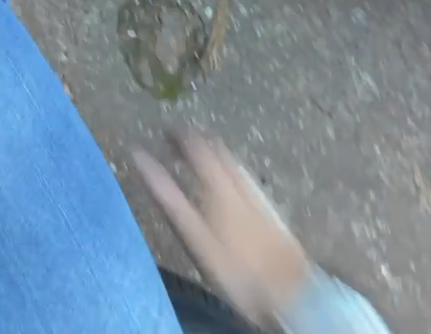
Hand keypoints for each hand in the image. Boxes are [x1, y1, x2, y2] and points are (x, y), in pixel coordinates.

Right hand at [134, 135, 312, 328]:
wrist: (293, 298)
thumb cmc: (234, 269)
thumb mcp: (194, 235)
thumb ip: (166, 194)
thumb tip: (138, 155)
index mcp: (219, 185)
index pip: (198, 147)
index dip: (179, 136)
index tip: (163, 131)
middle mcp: (241, 184)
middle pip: (219, 152)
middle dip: (197, 142)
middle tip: (178, 142)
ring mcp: (260, 199)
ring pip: (235, 164)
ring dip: (215, 155)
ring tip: (200, 158)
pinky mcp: (272, 215)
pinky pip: (247, 179)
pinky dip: (231, 171)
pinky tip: (230, 185)